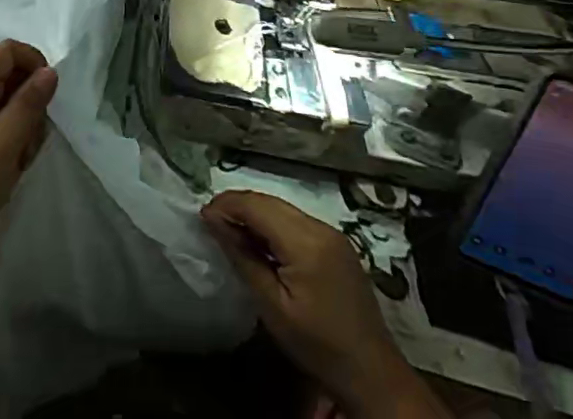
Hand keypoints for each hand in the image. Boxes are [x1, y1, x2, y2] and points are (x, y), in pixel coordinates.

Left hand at [0, 40, 57, 281]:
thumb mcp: (5, 143)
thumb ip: (29, 103)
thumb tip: (51, 70)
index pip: (10, 50)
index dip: (34, 62)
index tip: (49, 94)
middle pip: (18, 75)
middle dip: (35, 101)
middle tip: (33, 134)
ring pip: (20, 102)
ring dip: (31, 125)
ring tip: (22, 155)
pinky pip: (15, 125)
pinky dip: (23, 140)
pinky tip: (18, 164)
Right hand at [202, 191, 440, 417]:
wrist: (370, 370)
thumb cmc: (316, 345)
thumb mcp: (272, 306)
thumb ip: (243, 257)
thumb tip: (213, 220)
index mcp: (306, 242)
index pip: (258, 206)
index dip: (227, 205)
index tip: (202, 216)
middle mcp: (321, 227)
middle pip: (271, 201)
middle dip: (239, 206)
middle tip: (211, 221)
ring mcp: (332, 233)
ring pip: (283, 208)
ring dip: (255, 213)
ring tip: (230, 230)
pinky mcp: (337, 243)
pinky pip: (297, 220)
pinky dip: (273, 223)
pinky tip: (260, 241)